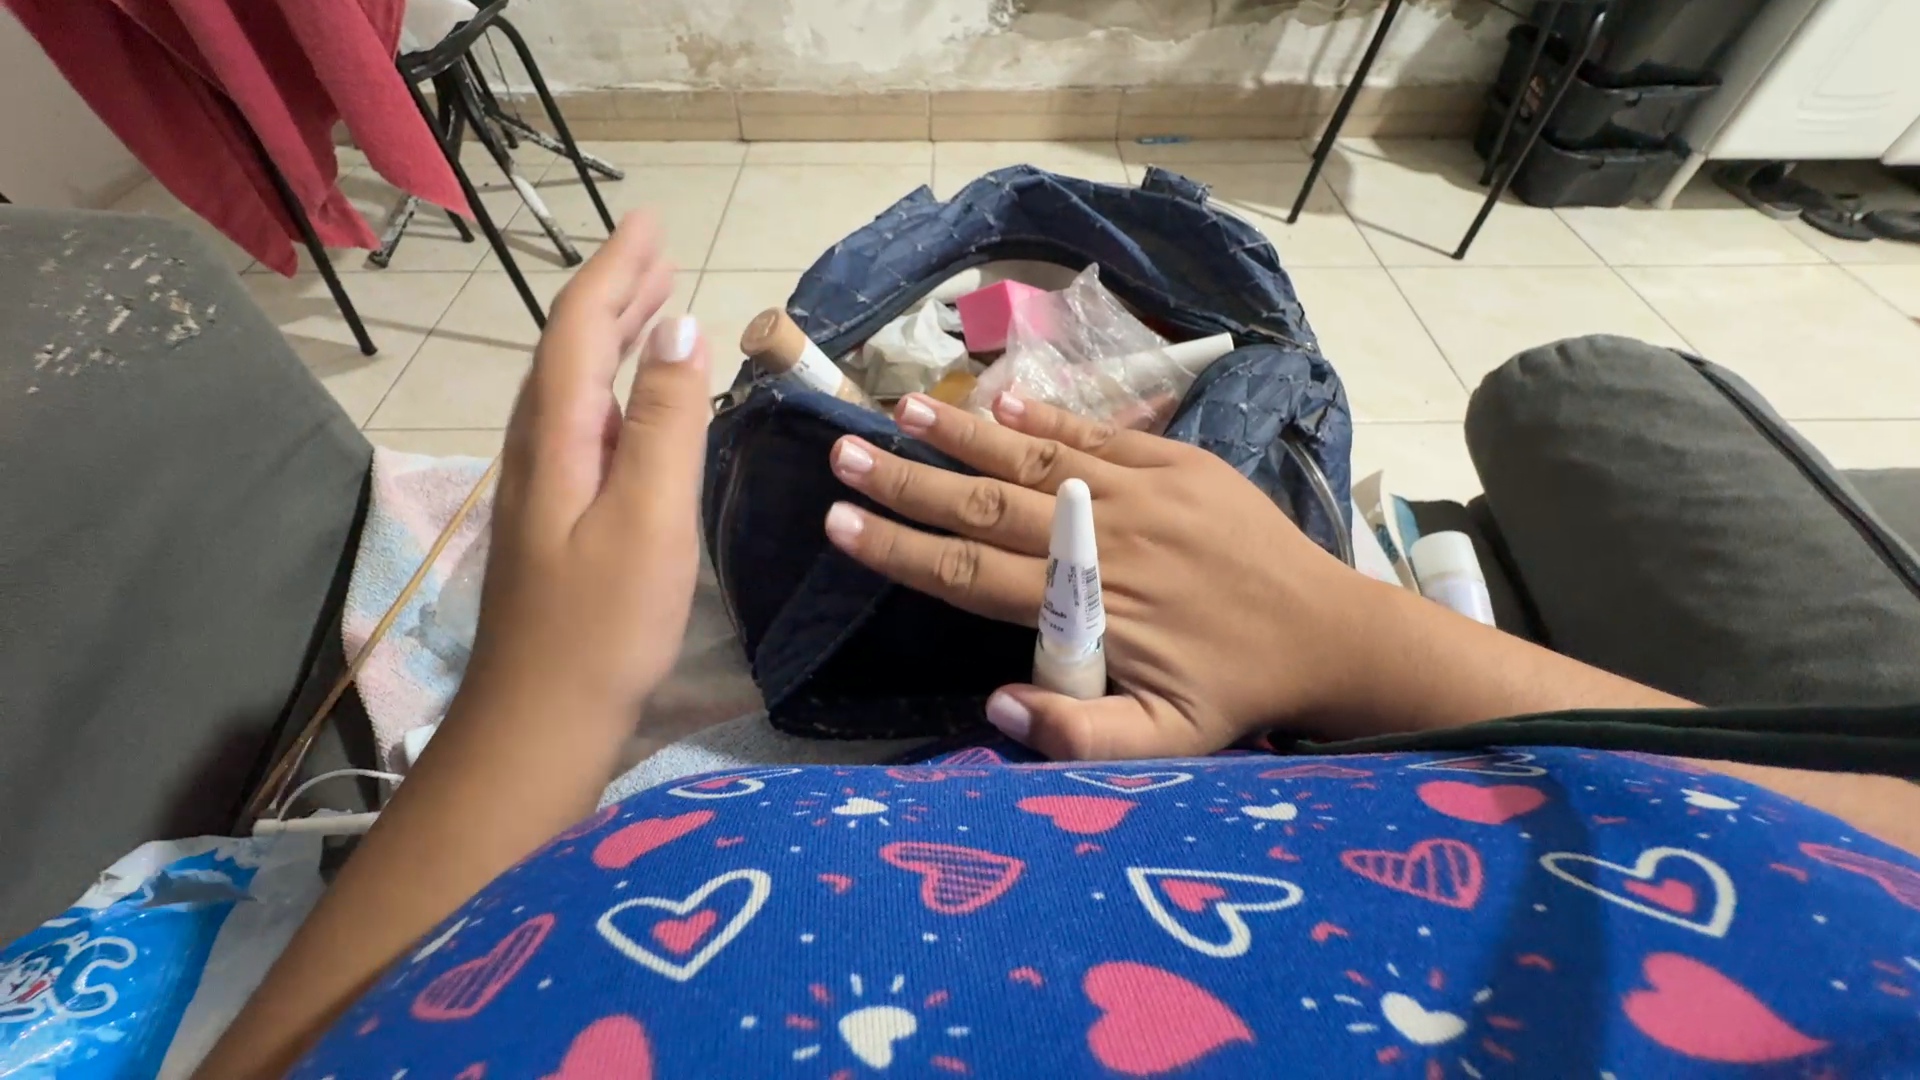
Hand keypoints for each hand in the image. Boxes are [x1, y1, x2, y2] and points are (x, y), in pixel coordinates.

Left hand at [469, 212, 708, 721]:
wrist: (545, 717)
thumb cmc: (605, 622)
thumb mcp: (649, 516)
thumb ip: (668, 422)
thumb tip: (684, 331)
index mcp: (560, 434)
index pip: (584, 328)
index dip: (618, 272)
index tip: (654, 226)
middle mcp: (542, 445)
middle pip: (574, 348)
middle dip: (616, 293)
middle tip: (660, 252)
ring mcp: (548, 482)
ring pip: (578, 385)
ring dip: (615, 336)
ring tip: (656, 304)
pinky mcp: (562, 514)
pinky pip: (589, 423)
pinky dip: (619, 388)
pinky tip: (641, 396)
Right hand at [822, 391, 1388, 758]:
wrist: (1328, 630)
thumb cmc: (1236, 687)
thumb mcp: (1166, 742)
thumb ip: (1078, 732)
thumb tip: (993, 703)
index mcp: (1090, 607)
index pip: (973, 573)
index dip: (902, 548)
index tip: (840, 522)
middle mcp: (1103, 538)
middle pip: (986, 505)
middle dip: (907, 480)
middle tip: (843, 452)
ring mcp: (1140, 490)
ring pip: (1033, 456)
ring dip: (962, 433)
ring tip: (902, 410)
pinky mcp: (1175, 462)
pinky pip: (1097, 433)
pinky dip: (1045, 415)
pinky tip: (997, 401)